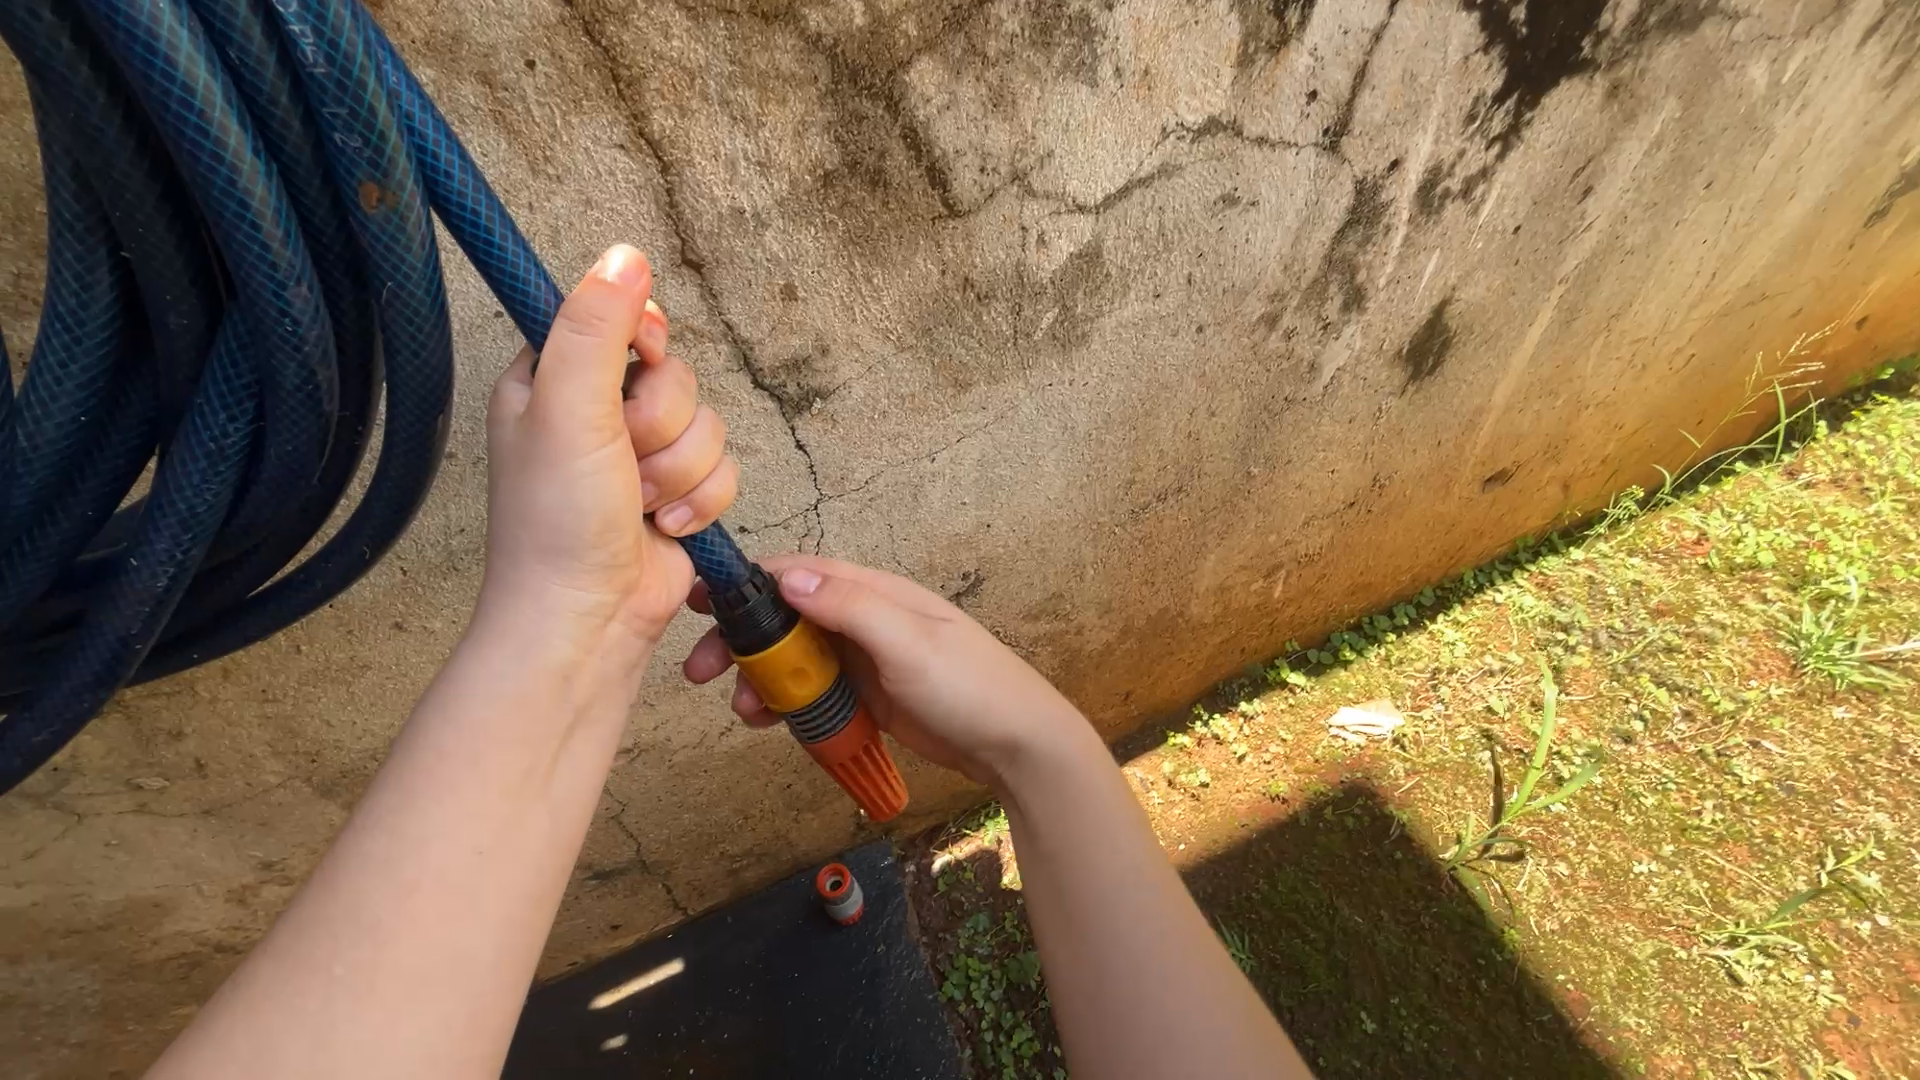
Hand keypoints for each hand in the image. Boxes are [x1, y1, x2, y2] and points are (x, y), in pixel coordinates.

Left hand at [481, 245, 736, 660]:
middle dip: (662, 428)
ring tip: (642, 504)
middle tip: (623, 462)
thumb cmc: (559, 519)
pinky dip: (703, 501)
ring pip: (711, 426)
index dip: (643, 343)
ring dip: (682, 472)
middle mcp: (604, 412)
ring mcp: (648, 455)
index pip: (623, 323)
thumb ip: (594, 327)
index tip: (640, 364)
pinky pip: (727, 469)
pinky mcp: (685, 491)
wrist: (591, 612)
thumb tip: (628, 253)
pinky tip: (668, 526)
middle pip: (679, 378)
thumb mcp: (565, 409)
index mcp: (558, 379)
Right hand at [682, 555, 1094, 790]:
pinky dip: (789, 703)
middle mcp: (865, 620)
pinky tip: (771, 722)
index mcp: (876, 593)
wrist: (1013, 744)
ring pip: (797, 659)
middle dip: (743, 640)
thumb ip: (850, 607)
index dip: (749, 583)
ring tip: (744, 712)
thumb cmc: (967, 686)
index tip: (701, 599)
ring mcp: (866, 659)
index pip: (802, 574)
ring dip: (762, 678)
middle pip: (789, 619)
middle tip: (698, 669)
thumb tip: (788, 576)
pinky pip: (816, 692)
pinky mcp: (868, 695)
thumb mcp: (908, 642)